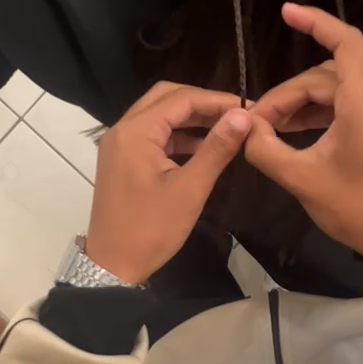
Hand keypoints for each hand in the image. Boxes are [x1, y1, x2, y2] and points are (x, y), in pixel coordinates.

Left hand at [85, 82, 253, 283]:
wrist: (113, 265)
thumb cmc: (152, 228)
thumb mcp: (190, 189)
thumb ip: (216, 148)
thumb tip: (243, 116)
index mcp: (136, 131)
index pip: (181, 98)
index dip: (217, 100)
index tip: (250, 108)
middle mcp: (122, 129)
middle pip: (166, 98)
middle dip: (202, 103)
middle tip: (236, 115)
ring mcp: (119, 144)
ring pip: (159, 115)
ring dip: (190, 118)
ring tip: (226, 129)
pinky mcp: (122, 159)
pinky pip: (152, 135)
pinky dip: (177, 136)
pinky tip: (203, 148)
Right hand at [245, 4, 362, 258]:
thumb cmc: (356, 210)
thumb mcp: (302, 180)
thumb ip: (266, 150)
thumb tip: (242, 128)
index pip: (344, 44)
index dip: (315, 22)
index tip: (286, 12)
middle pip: (326, 76)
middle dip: (287, 96)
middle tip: (256, 124)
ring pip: (334, 92)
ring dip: (300, 106)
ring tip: (268, 130)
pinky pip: (347, 106)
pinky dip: (319, 114)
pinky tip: (292, 131)